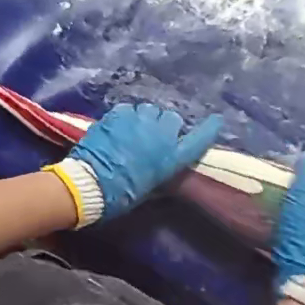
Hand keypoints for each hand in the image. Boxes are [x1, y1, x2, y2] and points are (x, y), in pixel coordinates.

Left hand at [64, 103, 222, 220]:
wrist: (89, 183)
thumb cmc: (120, 195)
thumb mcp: (149, 189)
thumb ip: (162, 175)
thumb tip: (167, 174)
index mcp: (172, 157)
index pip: (201, 138)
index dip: (210, 128)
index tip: (215, 121)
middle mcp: (161, 135)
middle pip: (172, 119)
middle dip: (165, 125)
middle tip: (154, 136)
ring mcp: (139, 121)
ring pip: (150, 110)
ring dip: (146, 119)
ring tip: (135, 130)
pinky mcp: (118, 115)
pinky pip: (128, 109)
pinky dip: (126, 117)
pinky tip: (119, 127)